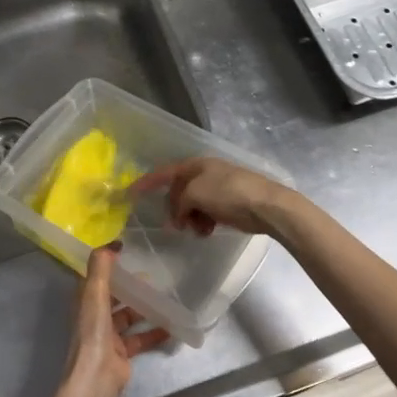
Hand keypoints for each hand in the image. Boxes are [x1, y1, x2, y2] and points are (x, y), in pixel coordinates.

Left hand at [67, 246, 168, 394]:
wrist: (96, 376)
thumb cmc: (93, 331)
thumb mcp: (94, 293)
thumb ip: (101, 267)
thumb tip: (113, 242)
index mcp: (84, 301)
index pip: (94, 277)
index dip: (107, 265)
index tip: (126, 252)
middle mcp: (94, 316)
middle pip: (113, 296)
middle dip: (130, 287)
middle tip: (151, 277)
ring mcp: (108, 336)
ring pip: (128, 316)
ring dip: (143, 308)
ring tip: (164, 297)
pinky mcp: (122, 353)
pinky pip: (140, 338)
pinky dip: (153, 332)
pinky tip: (170, 326)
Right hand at [138, 157, 291, 236]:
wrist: (266, 205)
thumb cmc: (229, 193)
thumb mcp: (195, 193)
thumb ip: (179, 202)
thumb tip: (178, 216)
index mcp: (195, 165)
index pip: (164, 172)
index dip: (146, 182)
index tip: (129, 193)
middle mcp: (204, 174)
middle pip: (178, 192)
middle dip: (175, 209)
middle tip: (176, 226)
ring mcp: (217, 189)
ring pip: (192, 205)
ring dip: (190, 219)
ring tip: (198, 231)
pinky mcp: (227, 204)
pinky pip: (205, 213)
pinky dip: (203, 222)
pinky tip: (208, 231)